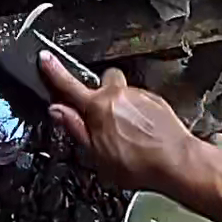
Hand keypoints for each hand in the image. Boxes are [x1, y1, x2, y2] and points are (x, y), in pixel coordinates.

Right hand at [40, 54, 203, 192]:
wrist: (177, 162)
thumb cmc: (138, 163)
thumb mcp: (96, 154)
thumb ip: (75, 128)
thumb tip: (57, 111)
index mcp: (98, 107)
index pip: (68, 85)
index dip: (53, 71)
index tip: (45, 58)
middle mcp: (118, 94)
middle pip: (101, 83)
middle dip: (99, 96)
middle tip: (101, 119)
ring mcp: (138, 94)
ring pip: (121, 93)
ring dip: (120, 108)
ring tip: (127, 136)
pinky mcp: (155, 99)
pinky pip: (138, 101)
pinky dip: (136, 114)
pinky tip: (141, 135)